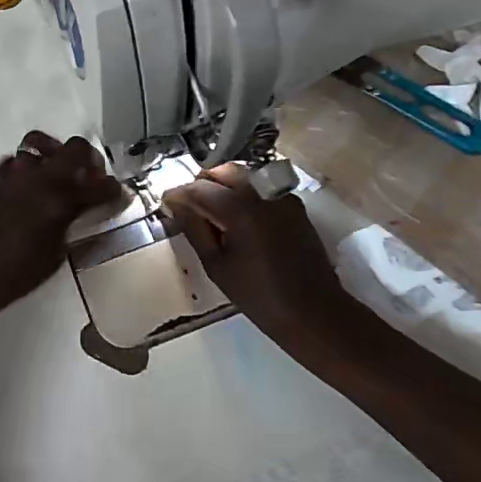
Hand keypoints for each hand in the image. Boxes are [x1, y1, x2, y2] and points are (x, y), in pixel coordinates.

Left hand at [0, 131, 125, 321]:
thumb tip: (85, 218)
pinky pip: (17, 161)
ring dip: (55, 157)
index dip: (113, 190)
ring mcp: (15, 173)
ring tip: (59, 176)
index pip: (100, 185)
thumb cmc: (17, 274)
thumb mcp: (57, 255)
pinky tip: (29, 188)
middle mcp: (40, 176)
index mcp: (62, 197)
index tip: (116, 195)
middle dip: (88, 160)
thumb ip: (73, 228)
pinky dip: (29, 168)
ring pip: (41, 145)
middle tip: (91, 177)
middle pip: (75, 147)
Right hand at [161, 163, 350, 338]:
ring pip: (245, 175)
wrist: (312, 310)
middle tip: (191, 207)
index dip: (178, 194)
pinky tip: (241, 220)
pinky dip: (246, 194)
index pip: (199, 188)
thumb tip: (178, 205)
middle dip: (203, 183)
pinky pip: (263, 188)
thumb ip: (195, 228)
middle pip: (224, 171)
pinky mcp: (294, 204)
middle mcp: (262, 192)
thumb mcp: (217, 265)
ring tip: (215, 214)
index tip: (167, 203)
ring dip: (225, 186)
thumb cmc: (258, 295)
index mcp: (240, 209)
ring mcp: (282, 196)